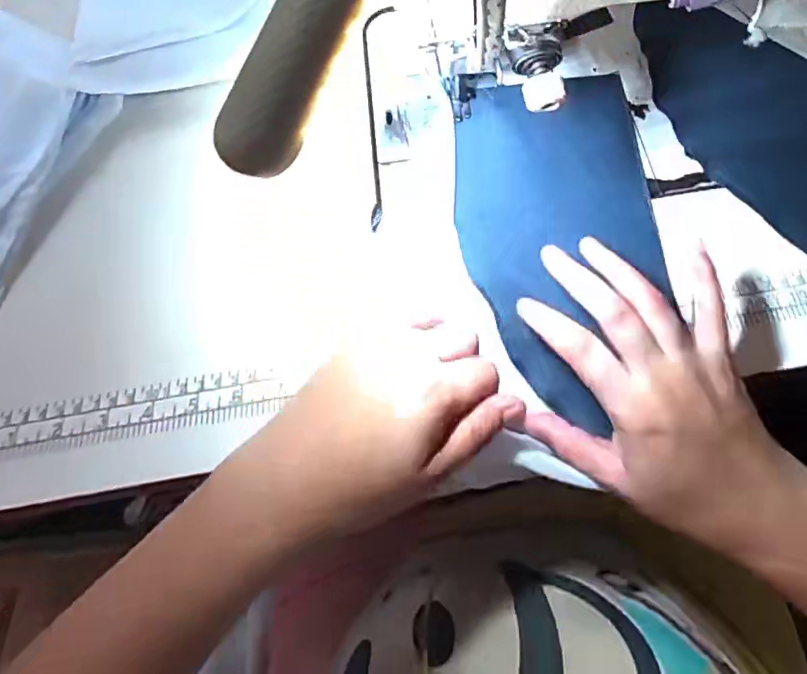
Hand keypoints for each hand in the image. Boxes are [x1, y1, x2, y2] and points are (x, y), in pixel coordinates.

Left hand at [210, 318, 523, 548]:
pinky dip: (412, 331)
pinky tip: (399, 360)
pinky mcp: (354, 336)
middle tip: (443, 401)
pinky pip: (399, 318)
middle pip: (465, 336)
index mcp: (433, 390)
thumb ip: (476, 433)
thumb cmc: (366, 489)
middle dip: (466, 364)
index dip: (485, 396)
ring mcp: (378, 337)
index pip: (488, 371)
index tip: (466, 417)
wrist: (290, 475)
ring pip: (436, 321)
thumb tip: (516, 402)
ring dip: (440, 345)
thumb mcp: (430, 476)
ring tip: (420, 381)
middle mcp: (410, 351)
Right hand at [517, 239, 806, 555]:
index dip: (550, 323)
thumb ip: (568, 443)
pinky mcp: (720, 356)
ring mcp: (695, 360)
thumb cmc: (682, 496)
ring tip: (590, 244)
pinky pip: (714, 310)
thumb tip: (522, 415)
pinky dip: (704, 276)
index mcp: (633, 405)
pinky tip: (692, 244)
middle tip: (551, 255)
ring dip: (620, 269)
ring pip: (654, 303)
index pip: (581, 351)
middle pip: (616, 313)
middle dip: (579, 279)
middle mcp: (662, 373)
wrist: (761, 507)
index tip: (524, 303)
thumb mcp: (617, 480)